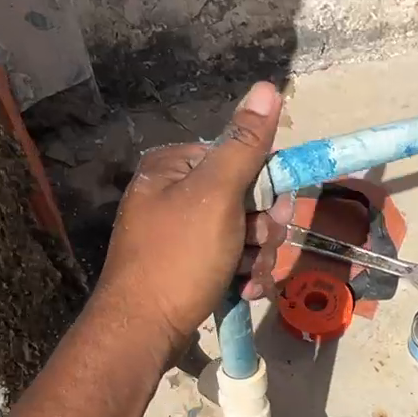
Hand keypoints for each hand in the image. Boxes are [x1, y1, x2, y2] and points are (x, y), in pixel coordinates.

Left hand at [92, 81, 294, 344]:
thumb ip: (246, 145)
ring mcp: (181, 234)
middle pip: (247, 200)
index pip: (241, 159)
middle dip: (263, 229)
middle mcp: (175, 194)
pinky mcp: (189, 268)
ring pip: (245, 235)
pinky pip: (232, 261)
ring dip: (258, 258)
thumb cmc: (179, 257)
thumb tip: (268, 87)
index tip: (274, 213)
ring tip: (246, 277)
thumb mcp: (217, 195)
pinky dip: (244, 276)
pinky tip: (244, 291)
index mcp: (175, 166)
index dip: (266, 188)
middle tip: (257, 248)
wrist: (144, 329)